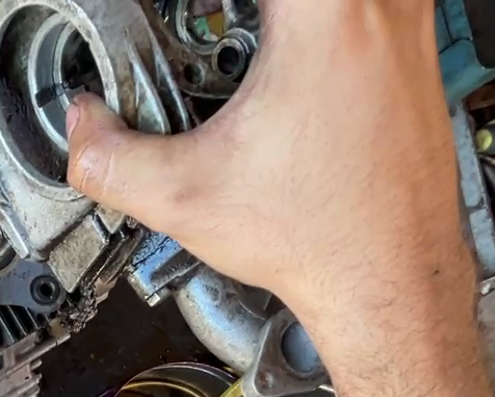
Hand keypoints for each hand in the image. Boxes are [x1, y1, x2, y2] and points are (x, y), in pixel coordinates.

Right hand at [64, 0, 473, 350]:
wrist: (384, 270)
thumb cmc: (318, 235)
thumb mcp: (183, 199)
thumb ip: (111, 160)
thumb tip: (83, 130)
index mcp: (323, 13)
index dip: (191, 5)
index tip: (167, 21)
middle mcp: (377, 1)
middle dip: (219, 14)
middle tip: (192, 32)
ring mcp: (404, 18)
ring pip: (315, 1)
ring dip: (259, 21)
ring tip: (231, 55)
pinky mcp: (410, 46)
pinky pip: (348, 7)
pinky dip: (302, 28)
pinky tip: (271, 73)